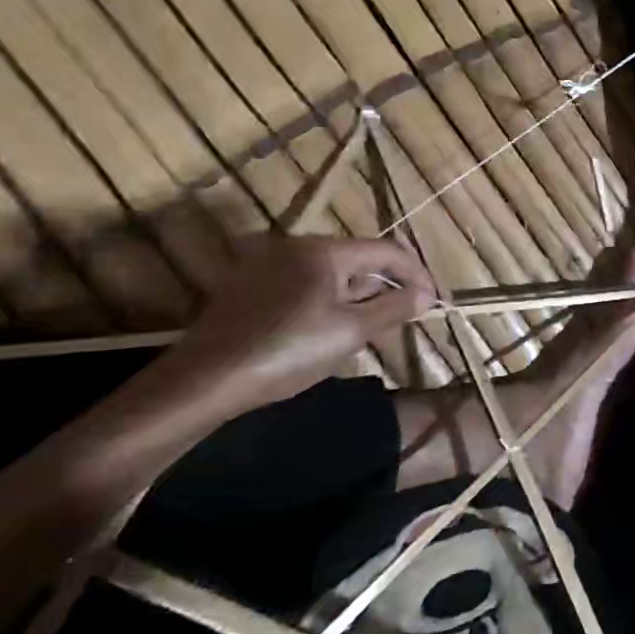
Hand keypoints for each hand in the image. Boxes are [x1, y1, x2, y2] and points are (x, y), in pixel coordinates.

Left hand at [159, 236, 434, 413]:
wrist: (200, 385)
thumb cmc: (287, 351)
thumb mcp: (353, 331)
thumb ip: (395, 307)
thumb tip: (426, 296)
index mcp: (322, 251)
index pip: (388, 251)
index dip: (418, 274)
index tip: (434, 301)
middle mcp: (294, 248)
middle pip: (359, 260)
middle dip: (388, 286)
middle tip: (406, 315)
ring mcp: (266, 267)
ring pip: (332, 275)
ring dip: (359, 297)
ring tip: (373, 327)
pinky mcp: (248, 289)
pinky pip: (305, 285)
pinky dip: (329, 301)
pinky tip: (332, 330)